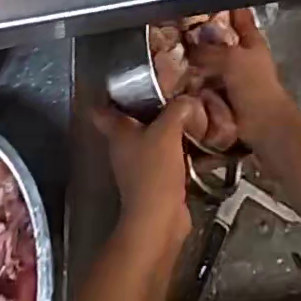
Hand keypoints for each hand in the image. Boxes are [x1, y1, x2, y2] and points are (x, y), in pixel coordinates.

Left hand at [92, 95, 201, 245]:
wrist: (159, 221)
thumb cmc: (154, 172)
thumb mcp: (167, 131)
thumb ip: (178, 109)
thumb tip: (188, 100)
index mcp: (118, 132)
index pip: (103, 110)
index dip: (109, 94)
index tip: (124, 79)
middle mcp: (124, 147)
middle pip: (133, 120)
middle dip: (150, 105)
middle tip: (171, 90)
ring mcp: (138, 165)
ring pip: (152, 137)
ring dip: (168, 127)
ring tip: (189, 111)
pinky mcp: (156, 180)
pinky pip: (167, 155)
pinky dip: (179, 148)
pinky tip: (197, 139)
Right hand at [186, 8, 297, 149]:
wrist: (263, 126)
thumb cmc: (253, 85)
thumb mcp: (231, 59)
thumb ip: (209, 50)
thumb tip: (189, 45)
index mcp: (253, 40)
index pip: (240, 15)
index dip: (226, 6)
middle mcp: (244, 55)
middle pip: (221, 39)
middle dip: (202, 35)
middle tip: (178, 28)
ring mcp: (234, 77)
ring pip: (211, 61)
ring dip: (196, 60)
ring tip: (173, 52)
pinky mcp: (224, 96)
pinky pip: (205, 83)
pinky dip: (194, 81)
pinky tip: (178, 77)